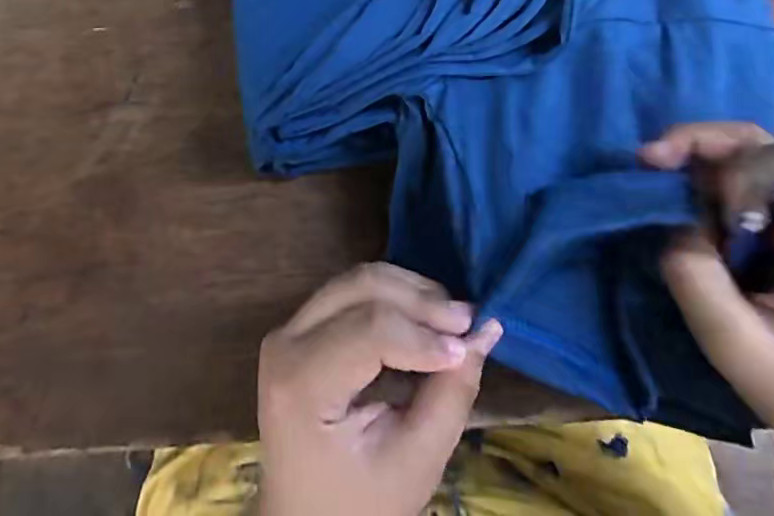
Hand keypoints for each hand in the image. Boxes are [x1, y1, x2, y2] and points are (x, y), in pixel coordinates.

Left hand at [258, 263, 503, 515]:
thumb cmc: (359, 502)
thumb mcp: (413, 463)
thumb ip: (450, 395)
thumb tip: (487, 329)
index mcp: (300, 382)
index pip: (370, 329)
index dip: (423, 334)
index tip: (466, 350)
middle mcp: (286, 341)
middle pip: (362, 288)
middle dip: (420, 299)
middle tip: (467, 321)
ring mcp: (289, 328)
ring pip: (358, 280)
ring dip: (411, 291)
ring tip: (452, 320)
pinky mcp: (301, 326)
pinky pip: (352, 291)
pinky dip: (394, 296)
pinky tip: (425, 317)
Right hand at [640, 124, 773, 515]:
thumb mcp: (739, 348)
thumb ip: (696, 278)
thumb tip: (668, 222)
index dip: (715, 147)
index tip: (659, 162)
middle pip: (768, 156)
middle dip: (702, 153)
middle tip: (651, 169)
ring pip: (760, 175)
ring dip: (708, 180)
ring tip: (671, 208)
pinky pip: (760, 203)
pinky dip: (719, 205)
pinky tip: (700, 233)